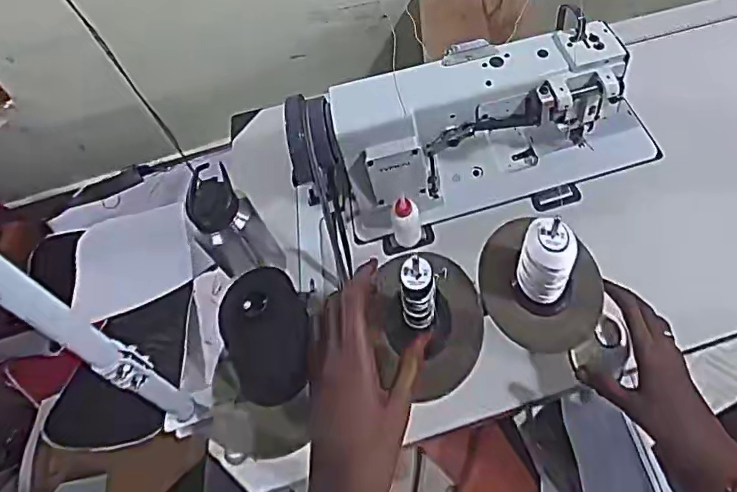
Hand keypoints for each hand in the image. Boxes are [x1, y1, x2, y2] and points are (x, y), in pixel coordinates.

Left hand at [310, 262, 428, 491]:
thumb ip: (411, 366)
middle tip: (373, 283)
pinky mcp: (314, 381)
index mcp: (352, 358)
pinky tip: (349, 334)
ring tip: (365, 305)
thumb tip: (422, 338)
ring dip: (341, 303)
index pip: (350, 302)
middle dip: (353, 287)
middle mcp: (329, 358)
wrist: (341, 483)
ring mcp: (318, 369)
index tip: (373, 267)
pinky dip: (332, 323)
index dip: (361, 278)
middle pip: (335, 305)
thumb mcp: (400, 406)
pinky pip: (318, 337)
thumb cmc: (369, 453)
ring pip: (323, 318)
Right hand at [583, 283, 736, 489]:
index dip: (616, 291)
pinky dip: (647, 322)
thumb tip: (586, 372)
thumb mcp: (631, 406)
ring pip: (654, 318)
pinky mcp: (678, 363)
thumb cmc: (674, 426)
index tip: (603, 284)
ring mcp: (673, 354)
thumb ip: (605, 385)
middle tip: (609, 289)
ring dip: (638, 307)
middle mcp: (664, 347)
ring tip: (623, 305)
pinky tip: (641, 334)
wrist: (702, 445)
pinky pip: (661, 331)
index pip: (633, 308)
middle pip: (644, 308)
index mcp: (651, 350)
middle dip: (626, 294)